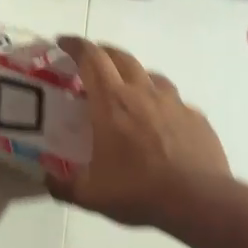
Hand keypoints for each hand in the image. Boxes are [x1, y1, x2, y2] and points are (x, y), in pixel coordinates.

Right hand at [48, 37, 231, 227]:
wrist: (201, 203)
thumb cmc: (137, 191)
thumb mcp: (89, 194)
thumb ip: (63, 184)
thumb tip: (46, 179)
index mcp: (111, 103)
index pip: (91, 59)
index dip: (75, 46)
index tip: (63, 43)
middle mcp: (143, 94)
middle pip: (121, 58)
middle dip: (102, 53)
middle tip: (89, 61)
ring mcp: (174, 105)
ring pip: (151, 76)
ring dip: (133, 76)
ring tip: (125, 92)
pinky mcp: (197, 120)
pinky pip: (174, 102)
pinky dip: (160, 104)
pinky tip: (158, 124)